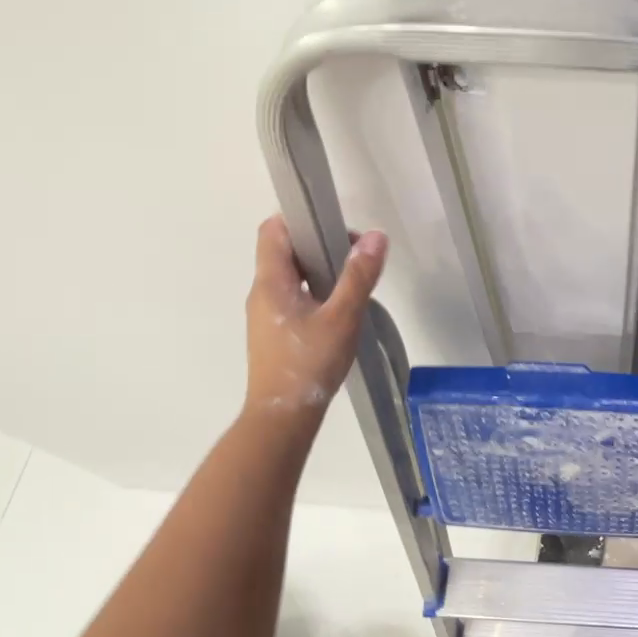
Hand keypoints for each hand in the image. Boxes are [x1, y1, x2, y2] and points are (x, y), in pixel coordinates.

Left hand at [242, 215, 386, 418]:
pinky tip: (340, 314)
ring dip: (320, 273)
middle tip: (355, 260)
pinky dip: (316, 296)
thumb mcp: (342, 318)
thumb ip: (359, 276)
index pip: (274, 230)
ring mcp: (266, 316)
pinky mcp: (275, 334)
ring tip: (353, 288)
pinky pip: (294, 300)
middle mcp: (262, 293)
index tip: (336, 230)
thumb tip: (375, 237)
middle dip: (320, 247)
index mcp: (270, 282)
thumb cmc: (309, 364)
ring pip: (292, 279)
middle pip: (285, 253)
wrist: (283, 416)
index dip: (301, 220)